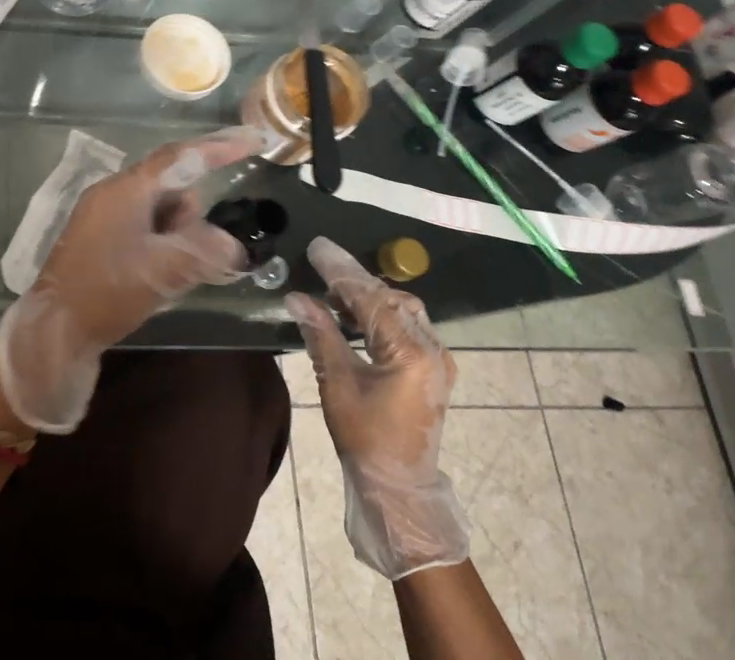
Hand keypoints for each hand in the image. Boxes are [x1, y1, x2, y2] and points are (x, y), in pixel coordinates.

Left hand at [0, 127, 265, 432]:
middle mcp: (112, 196)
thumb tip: (234, 248)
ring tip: (167, 276)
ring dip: (176, 239)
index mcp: (124, 189)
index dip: (219, 147)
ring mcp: (102, 220)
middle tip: (187, 257)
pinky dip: (160, 250)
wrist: (56, 331)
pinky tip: (156, 282)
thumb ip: (207, 250)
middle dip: (191, 219)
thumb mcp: (165, 269)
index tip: (254, 140)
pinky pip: (144, 233)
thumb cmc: (108, 291)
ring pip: (160, 215)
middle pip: (172, 189)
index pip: (179, 157)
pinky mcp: (99, 244)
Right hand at [288, 237, 469, 579]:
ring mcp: (438, 359)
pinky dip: (380, 317)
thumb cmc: (366, 438)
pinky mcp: (433, 369)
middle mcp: (433, 349)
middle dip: (356, 282)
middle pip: (392, 299)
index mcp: (412, 353)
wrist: (399, 486)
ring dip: (368, 298)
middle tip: (320, 268)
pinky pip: (407, 329)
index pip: (372, 299)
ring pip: (402, 311)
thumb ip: (321, 335)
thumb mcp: (338, 384)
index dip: (341, 272)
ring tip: (331, 293)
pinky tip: (353, 317)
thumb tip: (296, 298)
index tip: (317, 248)